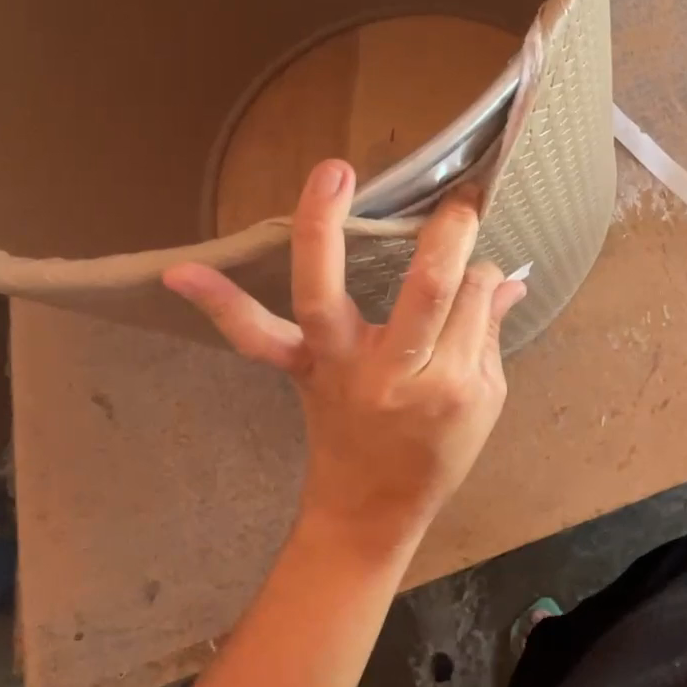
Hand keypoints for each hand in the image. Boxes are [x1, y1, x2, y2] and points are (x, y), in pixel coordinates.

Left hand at [164, 159, 525, 548]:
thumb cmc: (438, 458)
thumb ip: (490, 334)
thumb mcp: (488, 402)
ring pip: (328, 294)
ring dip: (325, 228)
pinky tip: (181, 271)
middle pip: (426, 287)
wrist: (369, 513)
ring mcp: (338, 367)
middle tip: (460, 196)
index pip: (472, 297)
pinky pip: (258, 340)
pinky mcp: (300, 370)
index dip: (479, 267)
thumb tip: (506, 277)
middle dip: (448, 233)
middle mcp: (395, 370)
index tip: (479, 262)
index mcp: (451, 382)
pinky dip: (220, 305)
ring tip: (333, 173)